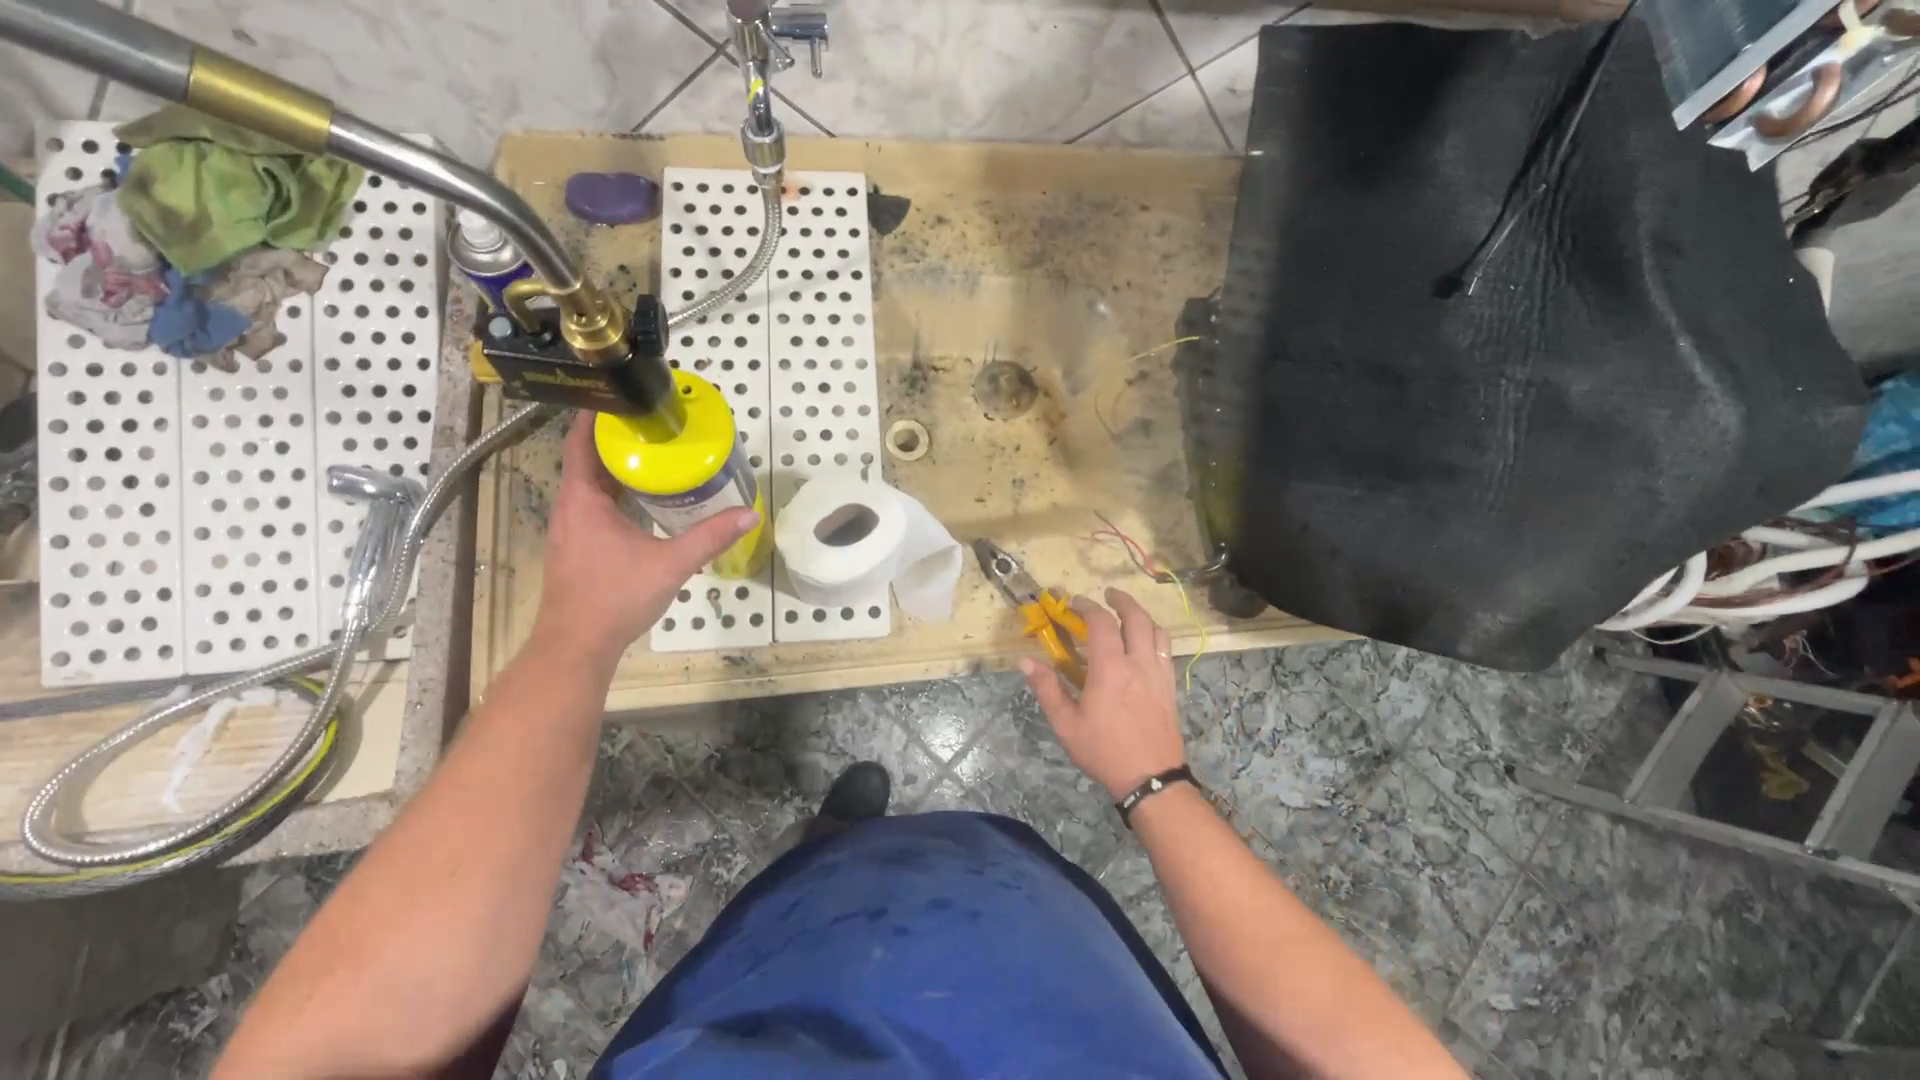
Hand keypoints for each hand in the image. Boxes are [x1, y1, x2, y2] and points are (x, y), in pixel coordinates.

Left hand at [531, 412, 758, 667]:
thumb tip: (749, 515)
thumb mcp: (670, 565)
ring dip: (615, 469)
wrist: (576, 647)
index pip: (579, 444)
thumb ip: (709, 538)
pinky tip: (642, 502)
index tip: (617, 394)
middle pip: (587, 461)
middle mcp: (570, 510)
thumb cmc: (614, 598)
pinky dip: (614, 494)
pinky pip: (594, 508)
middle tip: (651, 423)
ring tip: (651, 455)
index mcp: (582, 501)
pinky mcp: (577, 550)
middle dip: (615, 441)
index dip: (593, 416)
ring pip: (590, 487)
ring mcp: (570, 531)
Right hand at [1020, 588, 1185, 799]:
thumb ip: (1047, 689)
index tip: (1075, 603)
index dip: (1088, 607)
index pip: (1101, 623)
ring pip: (1157, 631)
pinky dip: (1155, 636)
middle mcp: (1138, 664)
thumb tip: (1025, 661)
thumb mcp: (1066, 724)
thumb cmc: (1103, 751)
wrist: (1151, 779)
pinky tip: (1144, 644)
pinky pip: (1166, 651)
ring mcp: (1159, 675)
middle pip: (1136, 618)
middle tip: (1107, 595)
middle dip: (1121, 601)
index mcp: (1110, 670)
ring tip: (1128, 614)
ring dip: (1141, 615)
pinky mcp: (1170, 687)